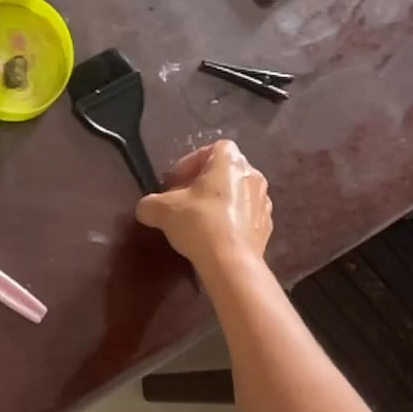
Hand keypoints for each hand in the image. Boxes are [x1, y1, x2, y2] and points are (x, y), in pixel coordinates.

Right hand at [136, 140, 273, 273]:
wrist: (231, 262)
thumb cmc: (199, 223)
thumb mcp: (162, 211)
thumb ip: (150, 204)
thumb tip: (146, 208)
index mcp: (230, 161)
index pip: (211, 149)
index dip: (190, 164)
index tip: (174, 184)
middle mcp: (252, 174)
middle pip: (224, 172)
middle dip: (203, 185)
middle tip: (184, 203)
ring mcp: (263, 202)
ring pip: (237, 195)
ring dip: (219, 204)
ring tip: (200, 223)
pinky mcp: (266, 227)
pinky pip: (245, 218)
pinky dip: (231, 224)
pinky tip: (216, 239)